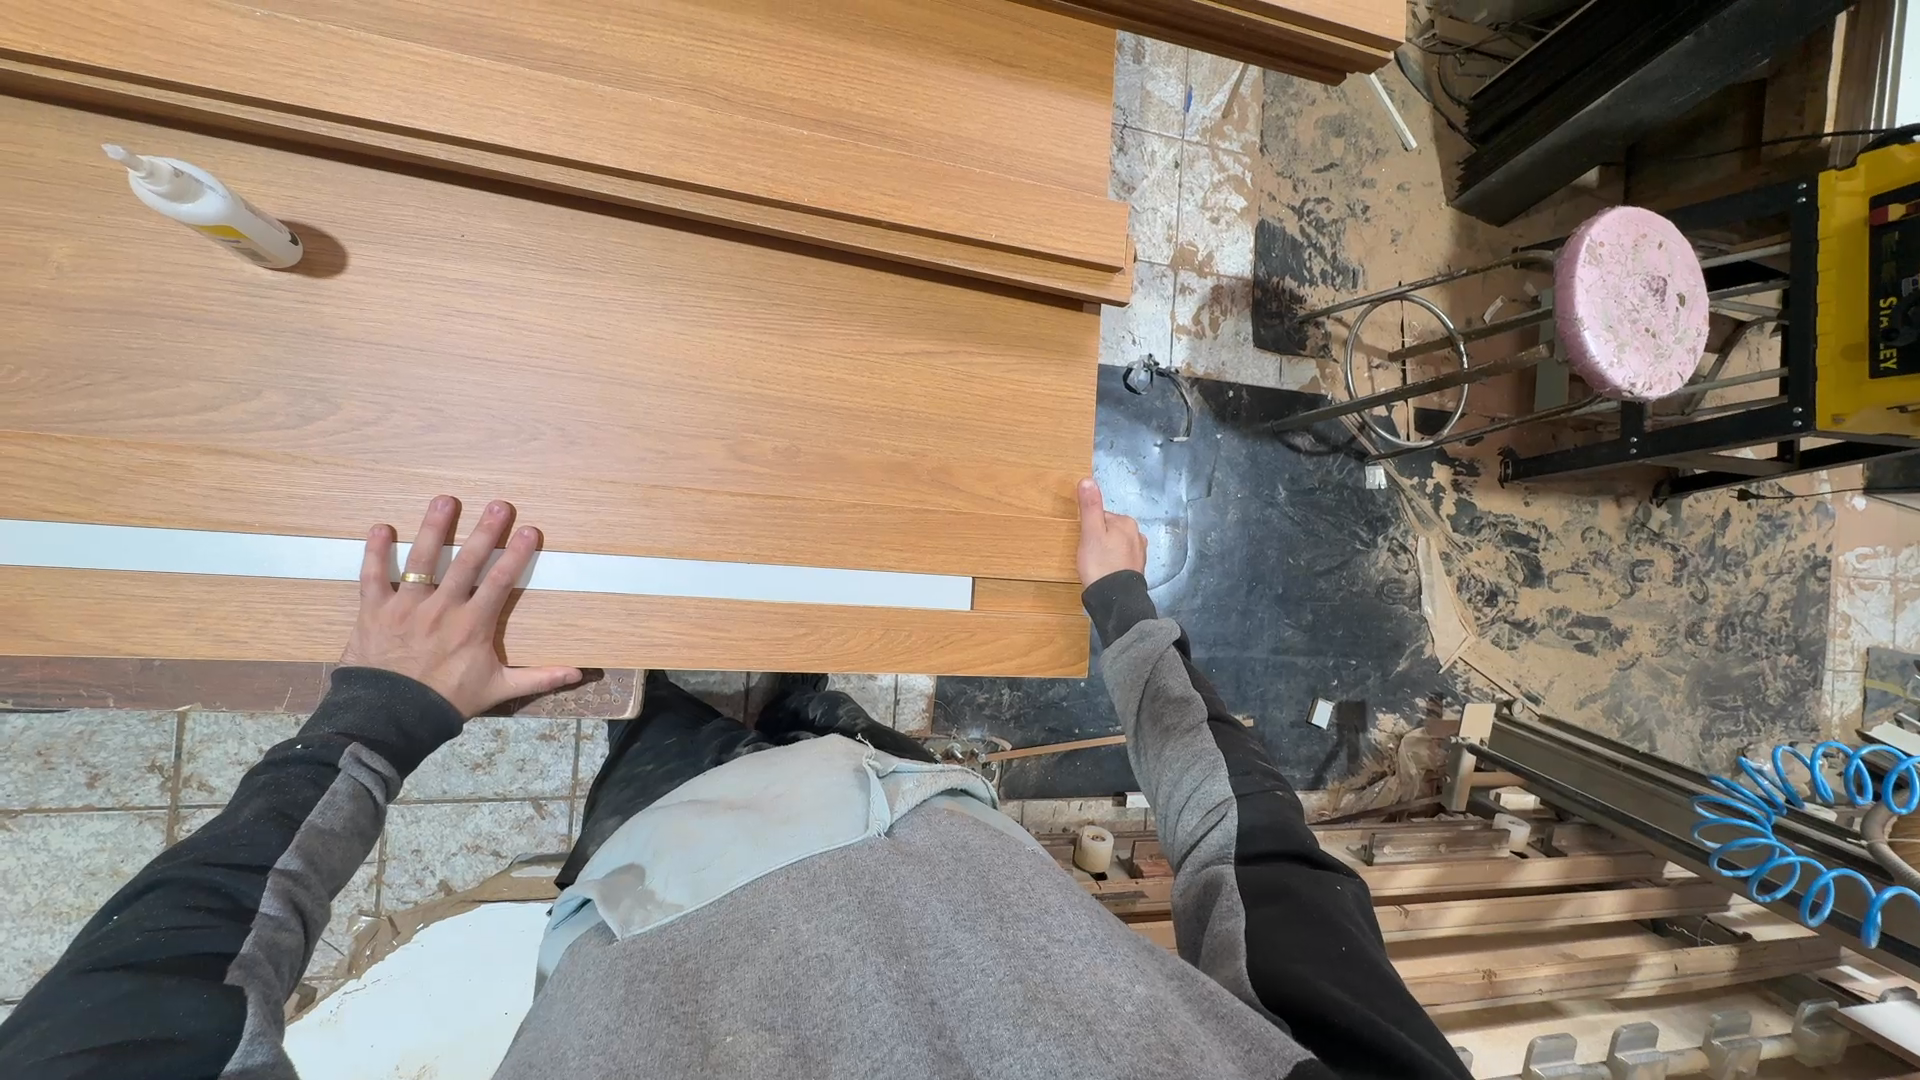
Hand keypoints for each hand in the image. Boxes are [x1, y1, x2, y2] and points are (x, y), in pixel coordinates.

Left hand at [340, 496, 581, 717]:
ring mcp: (406, 607)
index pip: (500, 581)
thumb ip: (539, 678)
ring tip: (445, 500)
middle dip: (484, 532)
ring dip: (433, 528)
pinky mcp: (374, 611)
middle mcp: (442, 609)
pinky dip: (375, 552)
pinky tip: (381, 527)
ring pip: (422, 560)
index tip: (529, 530)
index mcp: (473, 624)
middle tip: (498, 505)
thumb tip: (578, 674)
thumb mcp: (498, 689)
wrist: (388, 718)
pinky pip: (372, 576)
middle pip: (466, 562)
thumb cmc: (447, 700)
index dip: (516, 554)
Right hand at [1075, 477, 1146, 586]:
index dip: (1088, 529)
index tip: (1084, 542)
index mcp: (1126, 522)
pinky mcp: (1137, 568)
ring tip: (1096, 565)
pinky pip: (1120, 558)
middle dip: (1097, 540)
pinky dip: (1112, 562)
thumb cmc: (1100, 564)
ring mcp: (1139, 552)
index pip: (1100, 517)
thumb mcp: (1090, 533)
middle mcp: (1137, 534)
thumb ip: (1090, 506)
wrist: (1116, 598)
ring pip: (1115, 544)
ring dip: (1105, 551)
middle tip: (1089, 555)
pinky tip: (1105, 572)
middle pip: (1108, 530)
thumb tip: (1087, 479)